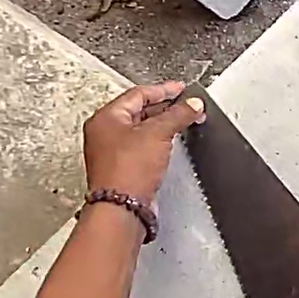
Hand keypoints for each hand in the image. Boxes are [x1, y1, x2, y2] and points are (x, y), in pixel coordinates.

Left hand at [82, 81, 204, 206]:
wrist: (122, 208)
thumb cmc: (127, 171)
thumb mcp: (158, 133)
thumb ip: (178, 115)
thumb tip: (192, 104)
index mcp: (106, 118)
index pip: (138, 94)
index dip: (163, 90)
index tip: (180, 89)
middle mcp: (105, 133)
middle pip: (140, 111)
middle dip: (166, 107)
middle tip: (187, 105)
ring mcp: (113, 151)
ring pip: (142, 129)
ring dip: (164, 124)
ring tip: (183, 121)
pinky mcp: (123, 168)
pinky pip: (143, 146)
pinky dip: (159, 141)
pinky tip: (170, 143)